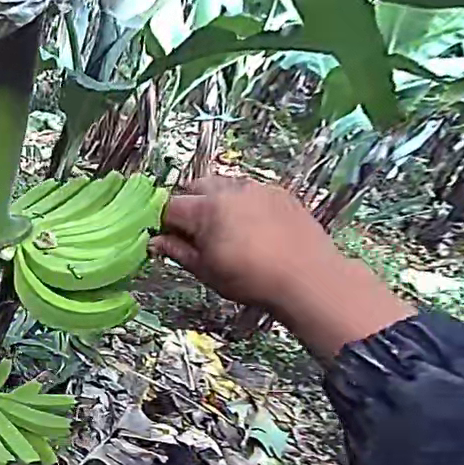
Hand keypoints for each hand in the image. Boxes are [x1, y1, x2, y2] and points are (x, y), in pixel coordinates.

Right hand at [152, 176, 412, 358]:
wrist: (307, 277)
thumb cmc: (251, 280)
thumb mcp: (207, 271)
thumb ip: (178, 252)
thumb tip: (155, 242)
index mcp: (205, 209)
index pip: (170, 206)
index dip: (164, 222)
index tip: (169, 238)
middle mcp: (228, 189)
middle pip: (193, 187)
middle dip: (187, 206)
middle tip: (194, 234)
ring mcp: (255, 187)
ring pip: (221, 184)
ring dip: (213, 201)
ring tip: (223, 229)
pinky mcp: (277, 191)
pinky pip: (248, 189)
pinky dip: (240, 202)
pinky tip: (250, 226)